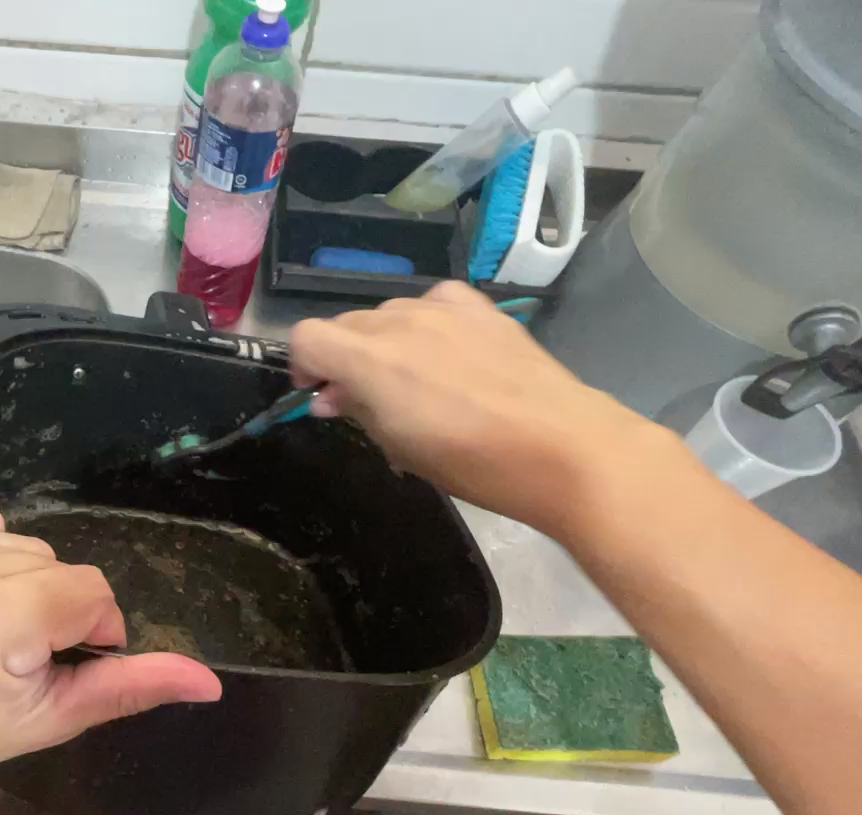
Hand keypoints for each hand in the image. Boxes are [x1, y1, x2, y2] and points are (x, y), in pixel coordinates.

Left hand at [0, 507, 222, 814]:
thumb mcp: (55, 717)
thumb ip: (132, 687)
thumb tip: (208, 680)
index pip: (89, 590)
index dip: (88, 627)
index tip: (56, 660)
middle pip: (57, 564)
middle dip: (52, 606)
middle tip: (14, 652)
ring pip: (25, 545)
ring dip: (20, 583)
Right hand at [289, 282, 681, 538]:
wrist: (559, 447)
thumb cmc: (469, 461)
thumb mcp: (397, 446)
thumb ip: (356, 410)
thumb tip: (331, 396)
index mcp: (371, 359)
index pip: (306, 337)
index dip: (302, 366)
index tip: (319, 394)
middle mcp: (399, 321)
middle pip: (343, 324)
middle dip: (341, 358)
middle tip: (362, 398)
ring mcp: (443, 309)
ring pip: (385, 314)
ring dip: (380, 343)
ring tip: (409, 380)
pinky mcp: (480, 308)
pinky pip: (430, 305)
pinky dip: (421, 325)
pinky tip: (443, 353)